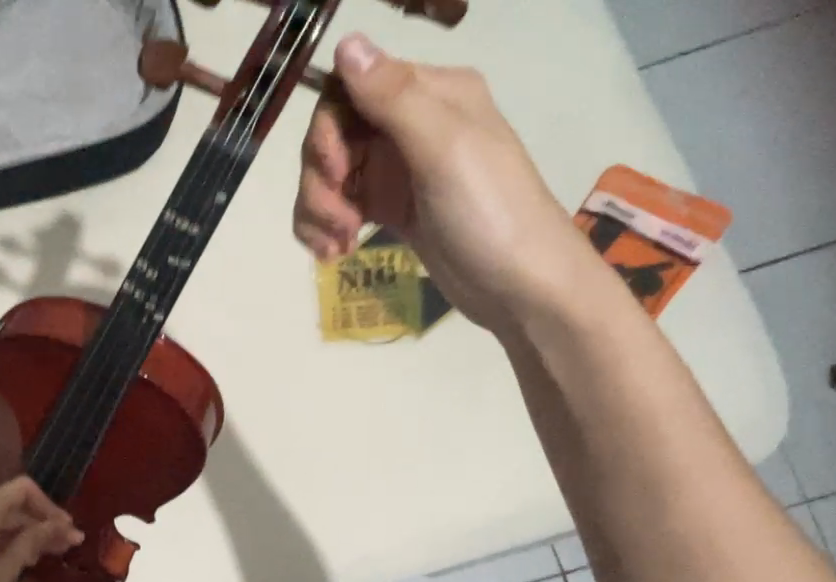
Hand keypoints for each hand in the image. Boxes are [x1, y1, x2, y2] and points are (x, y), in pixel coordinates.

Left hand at [0, 477, 81, 581]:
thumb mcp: (5, 571)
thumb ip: (32, 541)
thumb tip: (62, 525)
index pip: (20, 490)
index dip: (48, 505)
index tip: (67, 528)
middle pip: (9, 505)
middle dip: (40, 522)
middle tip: (69, 544)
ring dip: (25, 532)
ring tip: (53, 553)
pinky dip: (4, 539)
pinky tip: (25, 556)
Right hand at [293, 34, 602, 335]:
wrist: (517, 286)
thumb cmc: (489, 212)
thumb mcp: (442, 149)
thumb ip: (392, 97)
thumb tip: (345, 41)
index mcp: (431, 95)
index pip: (347, 92)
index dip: (326, 135)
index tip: (336, 173)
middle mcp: (409, 124)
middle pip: (330, 138)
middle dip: (319, 183)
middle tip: (339, 222)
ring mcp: (397, 168)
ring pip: (325, 176)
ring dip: (317, 212)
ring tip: (336, 245)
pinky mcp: (388, 206)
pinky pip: (335, 206)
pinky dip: (324, 229)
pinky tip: (335, 252)